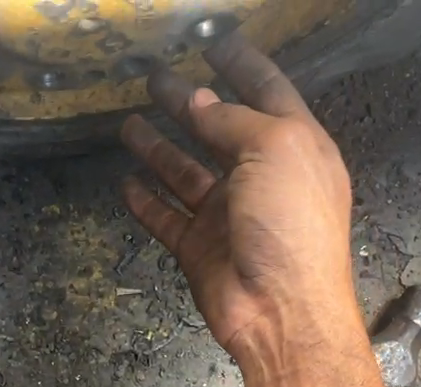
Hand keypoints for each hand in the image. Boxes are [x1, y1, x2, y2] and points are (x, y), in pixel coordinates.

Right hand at [121, 37, 361, 372]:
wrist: (280, 310)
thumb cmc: (291, 223)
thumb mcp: (275, 150)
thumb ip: (233, 121)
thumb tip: (201, 101)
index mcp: (293, 147)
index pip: (266, 92)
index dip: (240, 66)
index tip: (213, 42)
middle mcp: (259, 178)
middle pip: (217, 131)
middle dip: (188, 104)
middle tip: (155, 79)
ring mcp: (226, 216)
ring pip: (185, 173)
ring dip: (159, 149)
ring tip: (128, 123)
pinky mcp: (199, 249)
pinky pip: (166, 219)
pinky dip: (146, 202)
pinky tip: (126, 182)